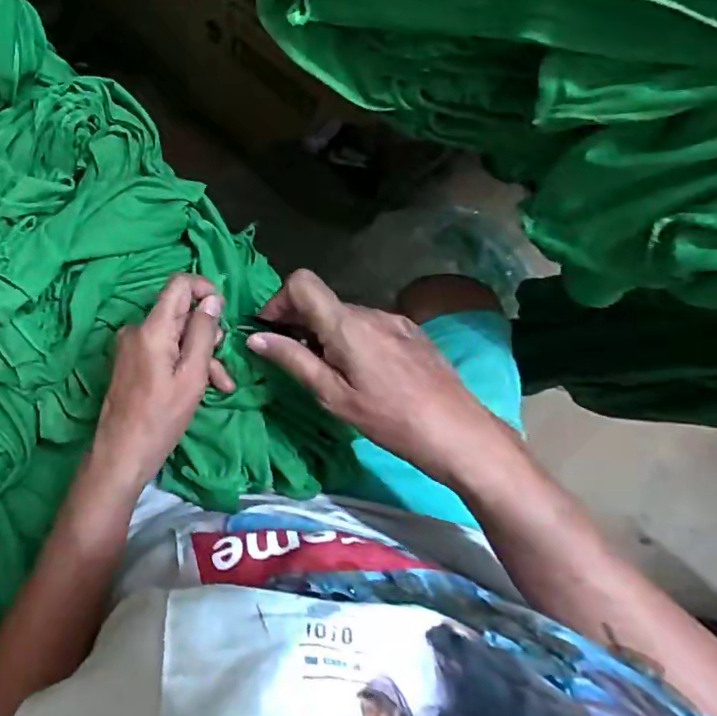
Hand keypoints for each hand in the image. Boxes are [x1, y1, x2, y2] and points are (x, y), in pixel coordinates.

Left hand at [92, 273, 234, 485]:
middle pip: (179, 312)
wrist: (120, 453)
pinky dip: (182, 362)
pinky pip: (162, 350)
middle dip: (206, 332)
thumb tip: (212, 299)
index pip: (178, 284)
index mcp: (151, 328)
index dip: (204, 289)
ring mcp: (131, 345)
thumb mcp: (192, 375)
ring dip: (199, 353)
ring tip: (219, 384)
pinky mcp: (130, 361)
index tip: (222, 311)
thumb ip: (202, 333)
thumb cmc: (161, 417)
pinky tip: (200, 387)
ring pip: (174, 335)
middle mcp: (137, 329)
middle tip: (222, 362)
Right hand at [245, 269, 516, 483]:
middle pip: (322, 302)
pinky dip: (354, 340)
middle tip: (298, 362)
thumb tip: (255, 337)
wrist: (461, 433)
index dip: (278, 301)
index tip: (272, 332)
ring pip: (345, 315)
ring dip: (328, 334)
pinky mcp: (412, 332)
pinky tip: (368, 374)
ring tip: (334, 374)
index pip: (301, 282)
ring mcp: (394, 320)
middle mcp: (369, 311)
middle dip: (300, 324)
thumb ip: (293, 360)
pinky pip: (370, 325)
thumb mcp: (333, 396)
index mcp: (346, 324)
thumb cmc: (391, 420)